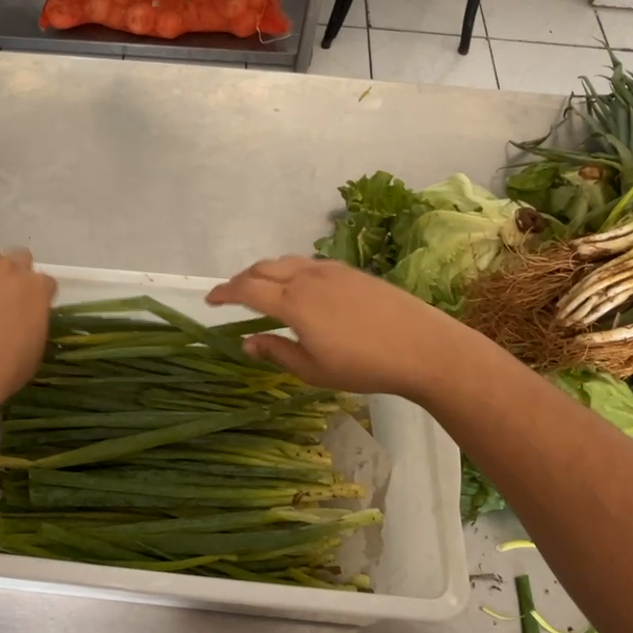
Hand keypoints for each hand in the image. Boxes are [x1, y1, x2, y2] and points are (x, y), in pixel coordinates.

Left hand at [0, 249, 54, 417]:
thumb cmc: (2, 368)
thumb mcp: (32, 350)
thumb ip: (32, 324)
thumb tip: (24, 322)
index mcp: (36, 288)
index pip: (46, 283)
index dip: (38, 296)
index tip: (31, 310)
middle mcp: (8, 270)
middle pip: (17, 258)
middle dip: (13, 274)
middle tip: (4, 298)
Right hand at [206, 256, 474, 399]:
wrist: (423, 346)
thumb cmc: (365, 366)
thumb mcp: (314, 370)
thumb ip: (276, 352)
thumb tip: (246, 342)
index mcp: (292, 302)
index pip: (246, 290)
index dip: (224, 293)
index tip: (209, 301)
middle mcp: (307, 278)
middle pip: (262, 268)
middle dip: (241, 280)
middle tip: (231, 296)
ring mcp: (330, 270)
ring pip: (285, 262)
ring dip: (265, 272)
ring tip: (260, 290)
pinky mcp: (351, 271)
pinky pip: (307, 263)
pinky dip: (289, 270)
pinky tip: (297, 288)